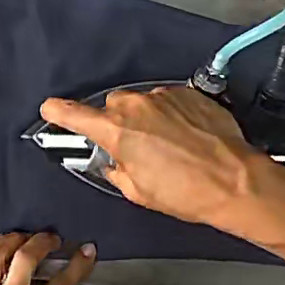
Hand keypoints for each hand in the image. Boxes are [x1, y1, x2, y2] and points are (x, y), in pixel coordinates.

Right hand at [39, 86, 278, 234]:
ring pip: (144, 103)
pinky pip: (170, 100)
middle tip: (134, 148)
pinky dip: (172, 115)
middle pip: (114, 106)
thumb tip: (114, 163)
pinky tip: (185, 137)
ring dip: (148, 119)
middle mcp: (140, 106)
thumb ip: (117, 170)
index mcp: (118, 131)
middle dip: (118, 123)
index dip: (60, 112)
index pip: (75, 114)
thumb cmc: (189, 190)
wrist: (233, 178)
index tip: (52, 109)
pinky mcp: (190, 93)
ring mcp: (166, 97)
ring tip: (168, 147)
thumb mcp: (139, 191)